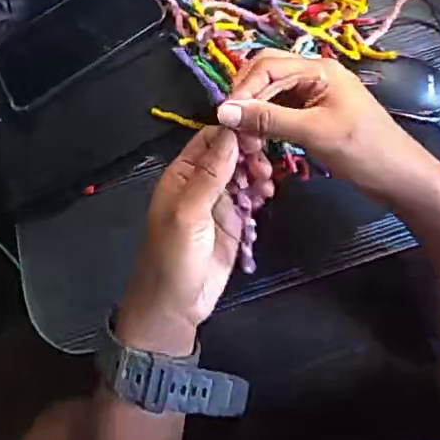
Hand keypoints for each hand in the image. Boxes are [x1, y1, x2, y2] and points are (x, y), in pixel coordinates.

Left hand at [117, 124, 271, 355]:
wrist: (175, 306)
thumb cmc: (172, 255)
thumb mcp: (188, 212)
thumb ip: (210, 173)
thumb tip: (231, 132)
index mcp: (183, 172)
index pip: (210, 139)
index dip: (233, 133)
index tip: (256, 135)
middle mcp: (201, 182)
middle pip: (231, 154)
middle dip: (250, 154)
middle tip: (264, 165)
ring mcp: (219, 202)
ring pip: (244, 174)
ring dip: (258, 173)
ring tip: (266, 183)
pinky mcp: (234, 222)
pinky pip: (250, 198)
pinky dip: (260, 193)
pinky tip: (267, 196)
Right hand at [216, 51, 439, 205]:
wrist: (404, 180)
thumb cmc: (365, 151)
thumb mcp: (314, 134)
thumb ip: (268, 120)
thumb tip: (224, 111)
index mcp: (318, 69)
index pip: (266, 66)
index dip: (242, 89)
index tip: (226, 117)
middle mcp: (314, 74)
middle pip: (265, 73)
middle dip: (246, 97)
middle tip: (235, 128)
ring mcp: (315, 93)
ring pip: (270, 92)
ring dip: (255, 112)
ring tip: (248, 140)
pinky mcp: (315, 112)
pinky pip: (280, 108)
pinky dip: (266, 122)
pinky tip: (261, 141)